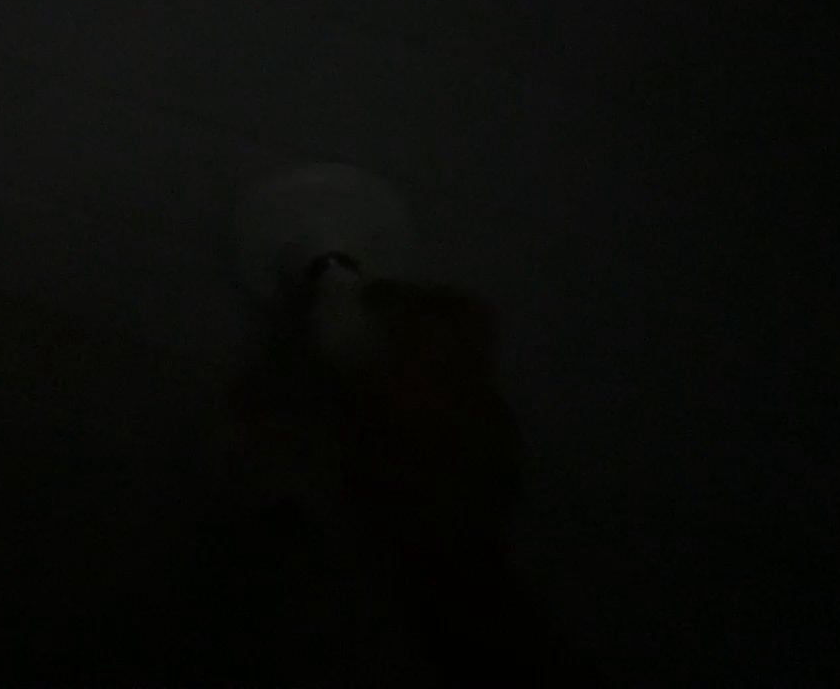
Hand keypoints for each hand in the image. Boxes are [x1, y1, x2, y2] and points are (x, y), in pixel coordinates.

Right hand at [227, 278, 522, 566]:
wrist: (444, 547)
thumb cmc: (384, 479)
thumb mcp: (348, 423)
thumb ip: (345, 377)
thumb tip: (335, 347)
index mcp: (428, 363)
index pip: (411, 304)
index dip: (386, 293)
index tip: (362, 297)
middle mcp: (469, 373)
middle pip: (468, 309)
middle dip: (432, 300)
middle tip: (399, 310)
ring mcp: (494, 404)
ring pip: (474, 351)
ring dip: (442, 345)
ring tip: (408, 366)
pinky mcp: (504, 435)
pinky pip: (478, 389)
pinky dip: (453, 384)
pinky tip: (427, 411)